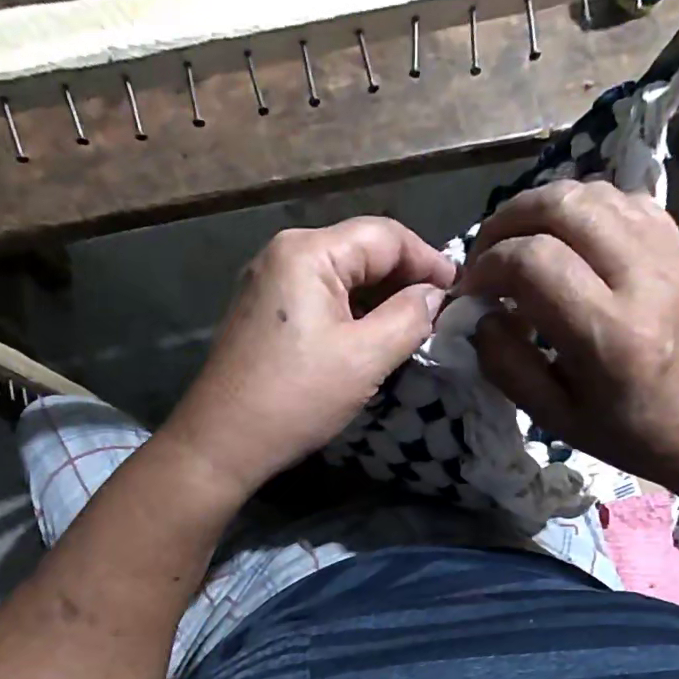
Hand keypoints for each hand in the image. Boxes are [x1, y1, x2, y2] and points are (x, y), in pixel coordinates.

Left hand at [159, 217, 455, 495]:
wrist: (219, 444)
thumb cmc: (295, 398)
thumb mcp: (365, 358)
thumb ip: (409, 317)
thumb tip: (432, 296)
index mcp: (307, 252)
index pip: (385, 235)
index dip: (428, 260)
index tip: (458, 293)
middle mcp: (280, 254)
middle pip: (358, 252)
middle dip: (401, 280)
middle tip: (435, 315)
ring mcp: (263, 285)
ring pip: (336, 278)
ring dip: (375, 299)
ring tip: (407, 330)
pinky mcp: (257, 314)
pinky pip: (314, 299)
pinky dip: (345, 314)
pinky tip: (365, 340)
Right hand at [459, 179, 678, 485]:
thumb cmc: (621, 429)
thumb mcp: (548, 415)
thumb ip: (505, 364)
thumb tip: (482, 315)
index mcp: (608, 334)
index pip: (533, 262)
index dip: (487, 266)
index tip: (471, 290)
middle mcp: (644, 280)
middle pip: (562, 208)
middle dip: (506, 222)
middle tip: (485, 255)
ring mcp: (671, 254)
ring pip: (592, 192)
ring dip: (540, 209)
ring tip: (518, 243)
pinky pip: (622, 200)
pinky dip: (579, 211)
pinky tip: (563, 241)